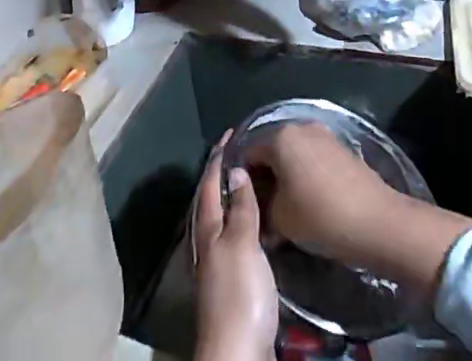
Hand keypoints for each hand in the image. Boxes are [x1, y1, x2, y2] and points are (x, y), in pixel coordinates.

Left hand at [194, 133, 277, 360]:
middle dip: (224, 172)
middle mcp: (209, 242)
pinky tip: (263, 220)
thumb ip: (241, 208)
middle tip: (246, 149)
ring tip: (257, 176)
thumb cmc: (239, 293)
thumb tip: (236, 170)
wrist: (239, 353)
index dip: (218, 157)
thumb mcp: (241, 244)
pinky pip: (238, 235)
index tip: (232, 132)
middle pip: (212, 199)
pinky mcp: (234, 278)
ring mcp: (220, 262)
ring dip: (236, 194)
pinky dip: (247, 217)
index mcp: (207, 230)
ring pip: (224, 217)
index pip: (209, 184)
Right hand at [243, 122, 405, 264]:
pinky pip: (312, 157)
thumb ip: (259, 204)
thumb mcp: (278, 218)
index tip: (239, 206)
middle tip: (260, 209)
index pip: (247, 153)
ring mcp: (325, 135)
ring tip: (282, 209)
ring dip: (284, 177)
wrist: (374, 219)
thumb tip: (256, 204)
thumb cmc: (318, 216)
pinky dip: (303, 174)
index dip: (240, 180)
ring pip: (293, 154)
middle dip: (264, 178)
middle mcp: (302, 127)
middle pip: (272, 150)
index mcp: (281, 137)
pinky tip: (304, 201)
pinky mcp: (341, 147)